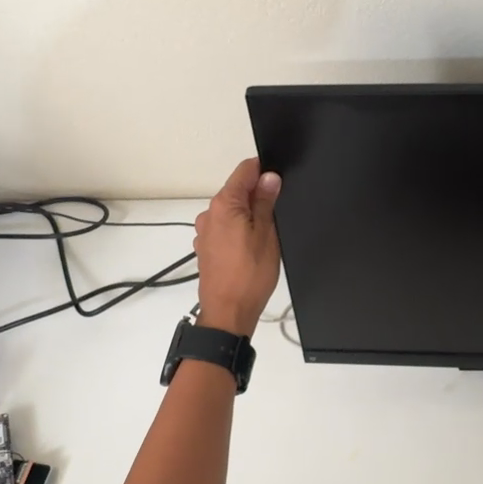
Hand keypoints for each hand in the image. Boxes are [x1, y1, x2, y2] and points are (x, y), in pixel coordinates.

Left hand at [193, 158, 282, 336]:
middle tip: (277, 216)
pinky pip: (224, 228)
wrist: (228, 312)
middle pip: (236, 191)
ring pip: (231, 211)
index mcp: (224, 204)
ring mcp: (204, 232)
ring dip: (247, 215)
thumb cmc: (250, 275)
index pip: (244, 171)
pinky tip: (250, 249)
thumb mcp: (267, 234)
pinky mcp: (205, 248)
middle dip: (257, 196)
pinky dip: (237, 230)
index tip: (278, 183)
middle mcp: (209, 214)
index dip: (264, 172)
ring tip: (265, 237)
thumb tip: (269, 177)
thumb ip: (266, 201)